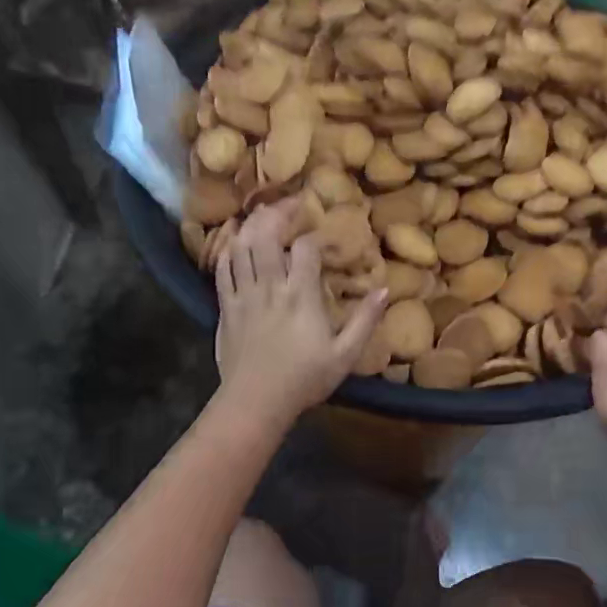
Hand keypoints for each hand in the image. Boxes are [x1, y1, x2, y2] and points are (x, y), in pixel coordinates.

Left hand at [213, 198, 386, 426]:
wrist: (255, 401)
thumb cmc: (303, 380)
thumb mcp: (344, 356)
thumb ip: (365, 321)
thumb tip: (384, 290)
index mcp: (301, 296)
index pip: (306, 249)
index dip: (316, 236)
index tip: (325, 241)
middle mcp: (270, 287)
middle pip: (267, 235)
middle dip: (277, 214)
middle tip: (288, 204)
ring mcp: (243, 296)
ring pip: (241, 247)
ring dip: (251, 226)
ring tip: (261, 215)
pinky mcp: (225, 309)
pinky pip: (222, 270)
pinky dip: (228, 251)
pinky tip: (233, 243)